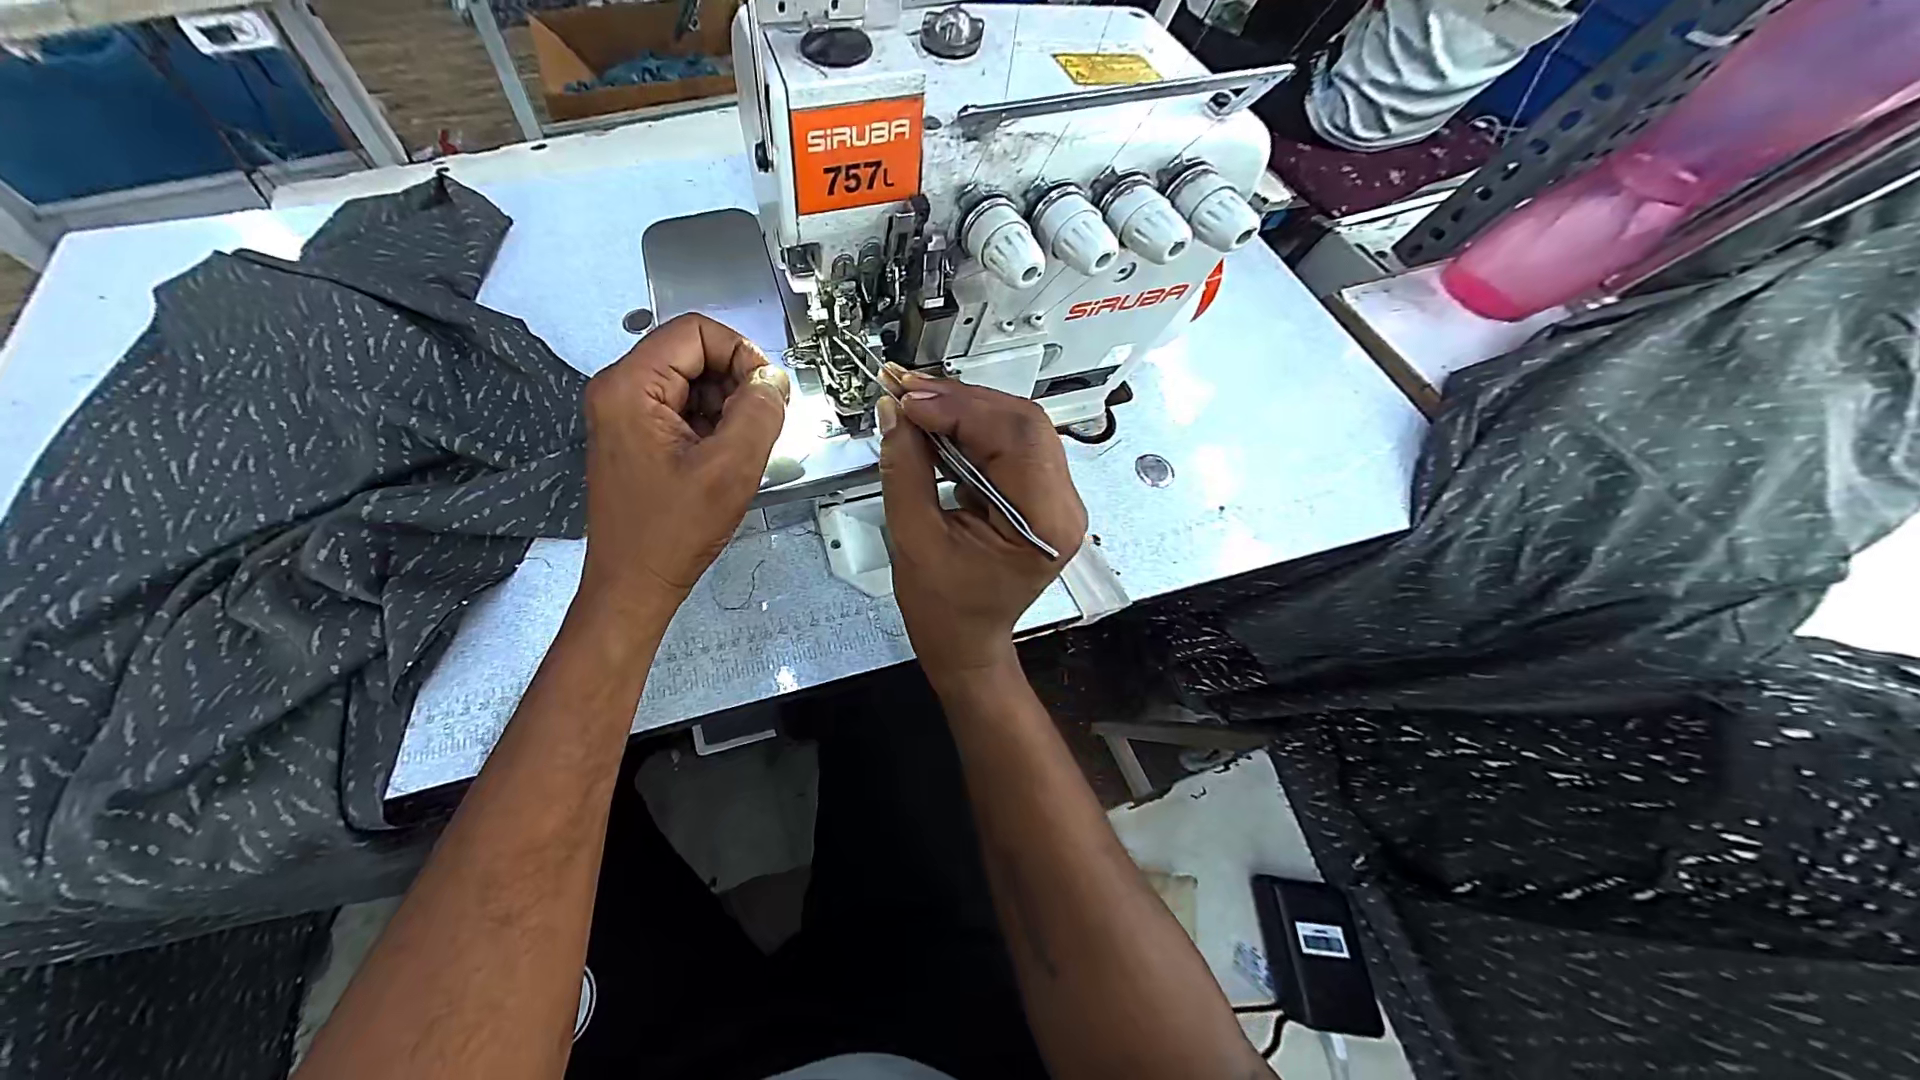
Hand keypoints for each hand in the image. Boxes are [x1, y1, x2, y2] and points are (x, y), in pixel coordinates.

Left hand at [579, 313, 788, 618]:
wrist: (636, 582)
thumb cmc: (670, 534)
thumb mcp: (731, 468)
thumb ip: (760, 412)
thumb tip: (772, 381)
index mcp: (630, 388)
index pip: (696, 331)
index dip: (742, 353)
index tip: (767, 391)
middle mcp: (621, 392)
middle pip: (695, 353)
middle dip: (738, 382)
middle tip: (761, 422)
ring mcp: (628, 414)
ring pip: (695, 382)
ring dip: (730, 406)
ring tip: (742, 448)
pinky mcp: (639, 436)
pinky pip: (688, 409)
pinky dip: (716, 425)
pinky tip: (726, 458)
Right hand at [877, 368, 1085, 677]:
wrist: (966, 642)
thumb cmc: (947, 611)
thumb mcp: (916, 540)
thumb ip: (906, 470)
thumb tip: (897, 414)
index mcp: (1044, 523)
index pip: (1014, 437)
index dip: (958, 408)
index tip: (909, 398)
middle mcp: (1062, 506)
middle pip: (1022, 422)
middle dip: (960, 402)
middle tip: (908, 393)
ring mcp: (1055, 499)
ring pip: (1018, 426)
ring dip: (965, 411)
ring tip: (917, 407)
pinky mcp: (1038, 494)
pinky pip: (1011, 444)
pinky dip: (972, 429)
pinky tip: (939, 428)